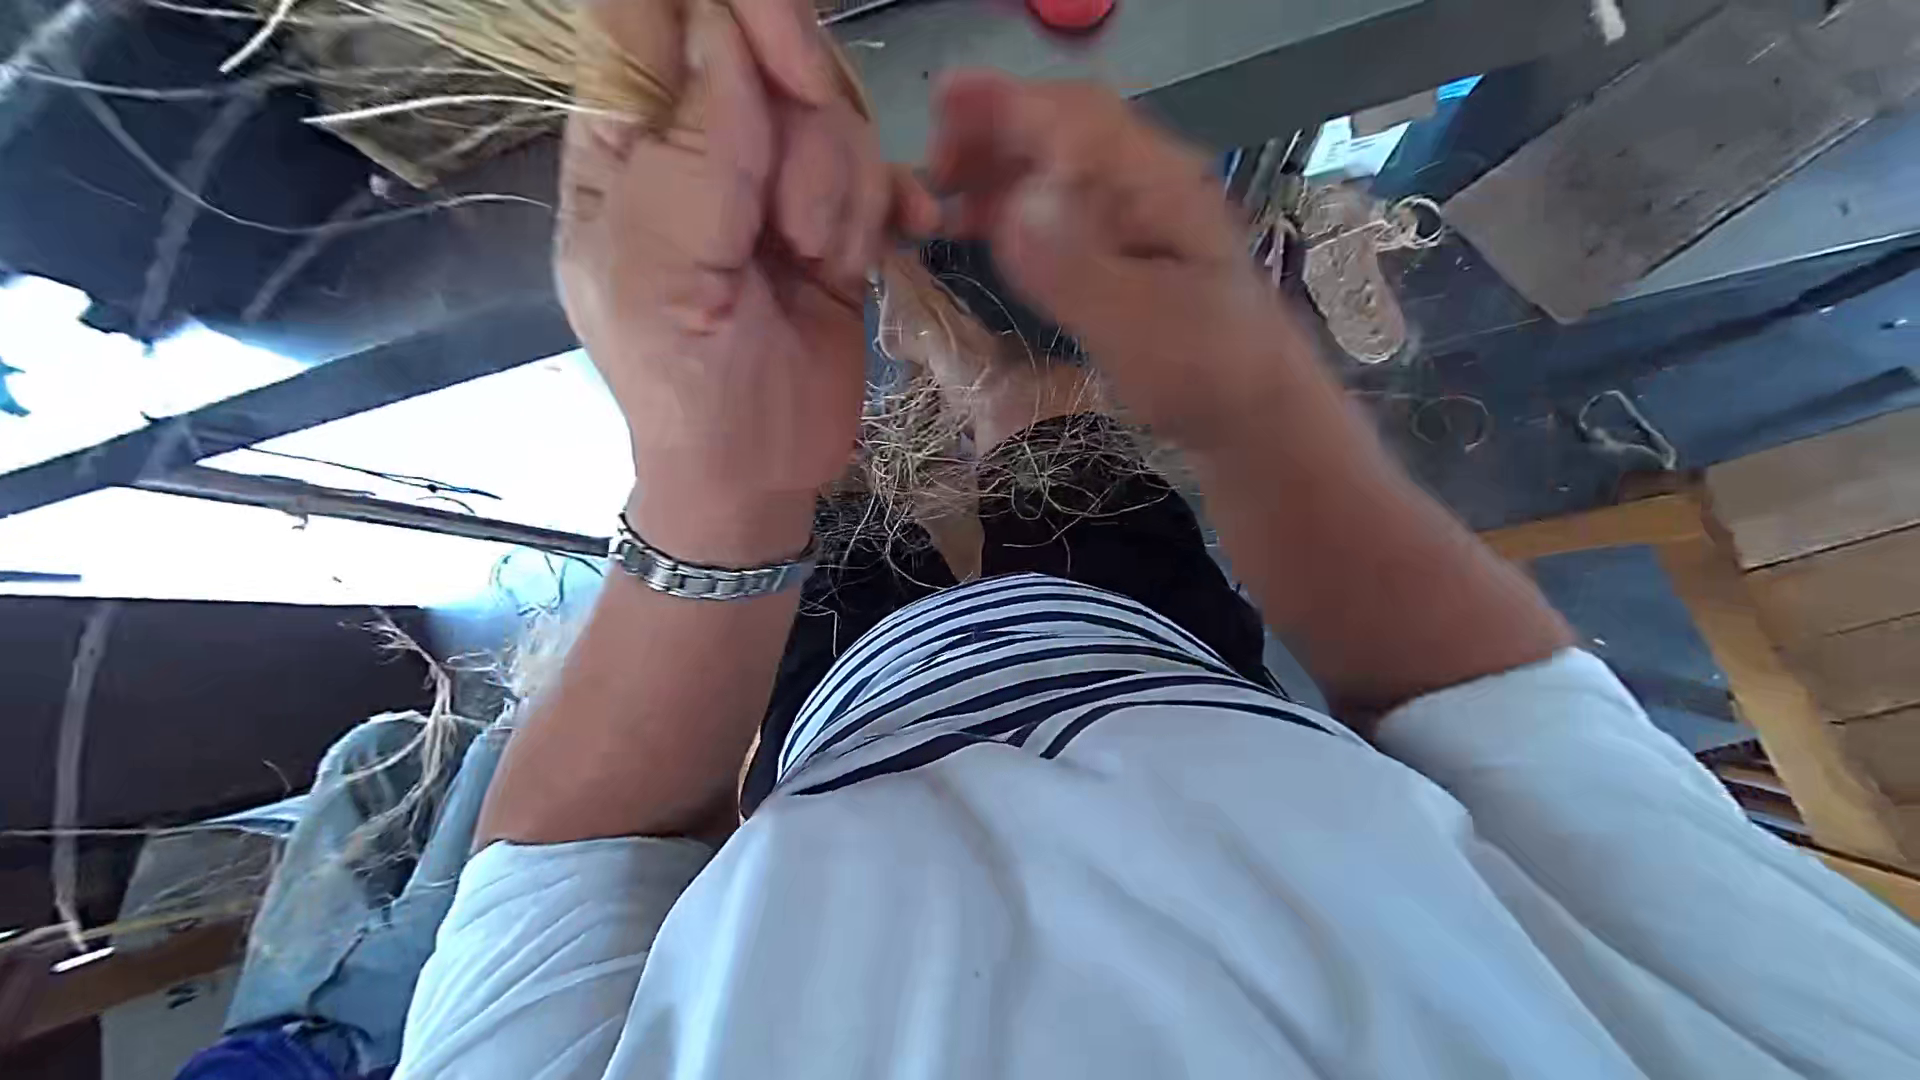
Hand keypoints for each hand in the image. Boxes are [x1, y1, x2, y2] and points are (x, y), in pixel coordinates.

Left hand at [557, 0, 932, 562]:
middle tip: (802, 227)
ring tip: (824, 269)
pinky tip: (901, 241)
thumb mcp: (661, 280)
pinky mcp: (834, 235)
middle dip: (805, 136)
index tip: (784, 71)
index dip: (727, 17)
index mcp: (628, 149)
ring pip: (833, 122)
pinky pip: (875, 179)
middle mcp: (704, 155)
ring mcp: (775, 196)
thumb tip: (726, 33)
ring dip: (843, 196)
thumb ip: (692, 156)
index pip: (655, 15)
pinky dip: (892, 207)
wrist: (759, 472)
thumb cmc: (688, 390)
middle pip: (766, 58)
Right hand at [927, 72, 1299, 446]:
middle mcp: (1145, 187)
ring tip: (943, 198)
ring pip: (1056, 172)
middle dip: (992, 137)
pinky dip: (1016, 211)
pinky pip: (1059, 213)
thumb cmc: (1202, 369)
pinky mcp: (1123, 253)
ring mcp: (1134, 219)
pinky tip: (986, 229)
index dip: (1004, 103)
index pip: (1073, 119)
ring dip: (997, 173)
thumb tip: (1012, 210)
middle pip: (1060, 135)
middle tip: (932, 169)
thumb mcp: (1137, 324)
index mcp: (1156, 185)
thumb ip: (1075, 268)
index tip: (942, 101)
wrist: (1248, 409)